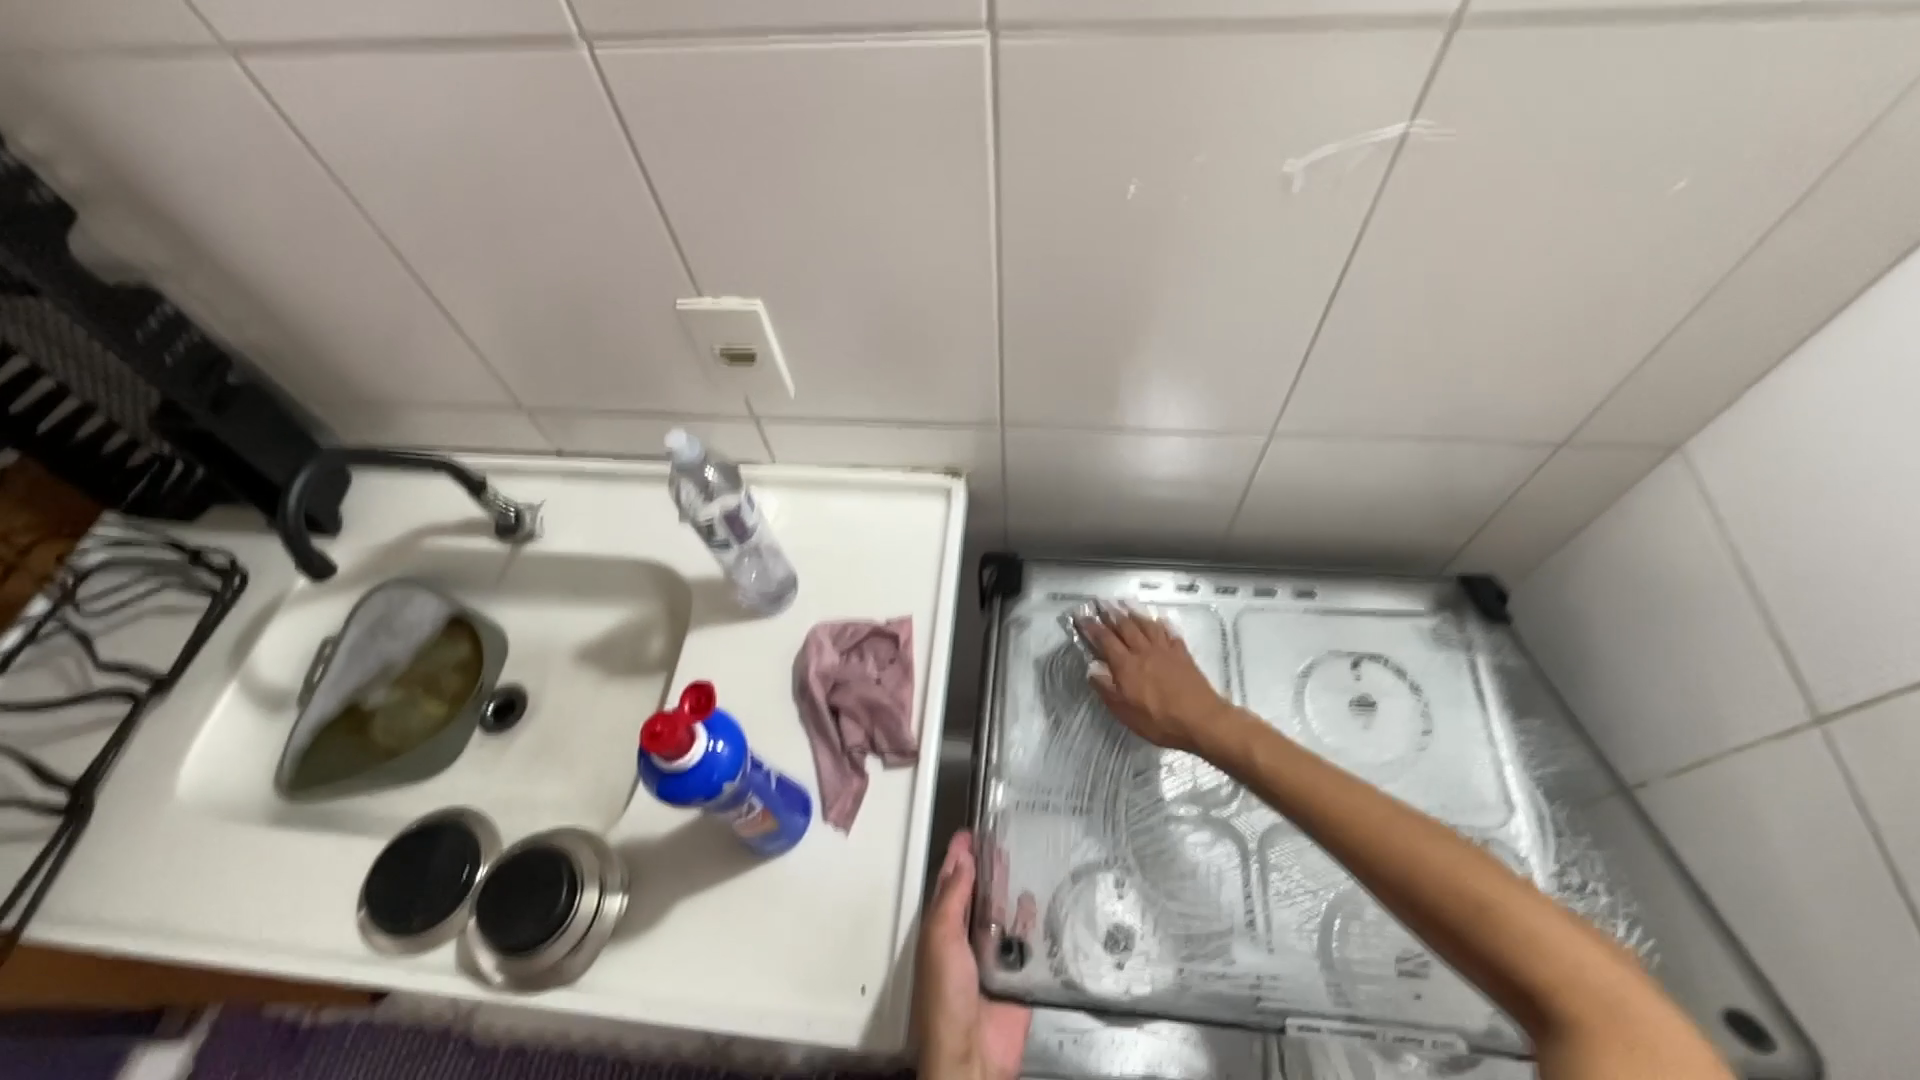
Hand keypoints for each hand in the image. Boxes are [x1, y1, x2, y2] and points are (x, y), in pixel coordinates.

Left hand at [916, 831, 1030, 1079]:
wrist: (972, 1053)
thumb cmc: (945, 998)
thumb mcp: (941, 939)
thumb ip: (952, 900)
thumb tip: (961, 861)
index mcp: (942, 931)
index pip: (951, 885)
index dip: (958, 858)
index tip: (969, 833)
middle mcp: (966, 940)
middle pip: (978, 896)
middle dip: (986, 869)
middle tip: (1000, 839)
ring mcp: (992, 957)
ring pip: (1003, 914)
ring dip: (1010, 890)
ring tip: (1023, 858)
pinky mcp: (1018, 974)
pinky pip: (1027, 942)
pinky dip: (1032, 921)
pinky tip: (1039, 899)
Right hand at [1077, 605, 1237, 753]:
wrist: (1201, 720)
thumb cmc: (1159, 720)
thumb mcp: (1124, 712)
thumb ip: (1106, 688)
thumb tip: (1092, 669)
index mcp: (1126, 665)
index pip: (1105, 640)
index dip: (1092, 627)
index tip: (1082, 617)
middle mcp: (1144, 652)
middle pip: (1125, 627)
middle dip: (1111, 614)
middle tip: (1102, 604)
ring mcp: (1165, 650)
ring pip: (1147, 625)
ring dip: (1134, 614)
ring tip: (1125, 605)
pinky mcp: (1183, 654)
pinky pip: (1169, 633)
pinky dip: (1161, 624)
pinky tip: (1159, 621)